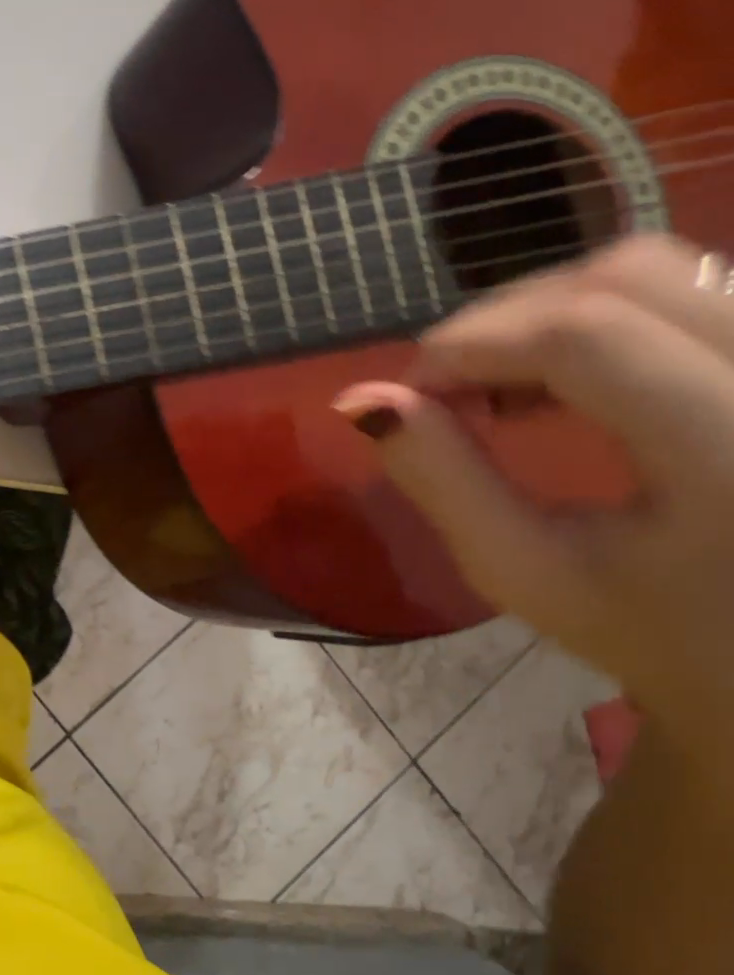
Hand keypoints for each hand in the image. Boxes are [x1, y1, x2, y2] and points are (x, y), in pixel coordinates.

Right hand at [332, 236, 733, 721]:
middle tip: (447, 386)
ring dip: (549, 311)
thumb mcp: (521, 568)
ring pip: (662, 267)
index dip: (470, 344)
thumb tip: (358, 399)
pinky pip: (687, 288)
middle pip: (628, 274)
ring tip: (503, 385)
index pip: (586, 337)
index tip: (408, 393)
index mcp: (729, 452)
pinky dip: (599, 315)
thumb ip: (441, 479)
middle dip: (503, 318)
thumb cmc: (649, 627)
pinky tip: (565, 378)